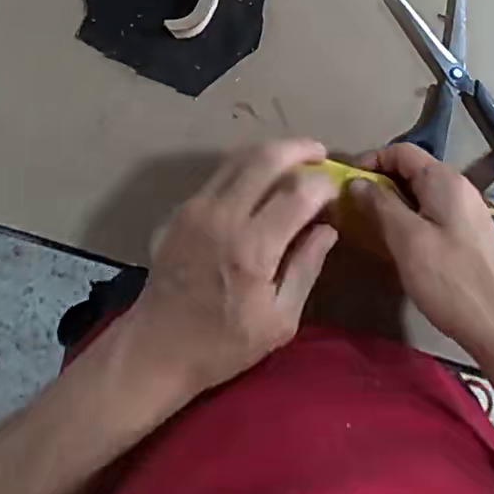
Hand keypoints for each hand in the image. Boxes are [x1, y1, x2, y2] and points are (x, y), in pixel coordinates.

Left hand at [120, 140, 340, 396]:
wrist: (157, 345)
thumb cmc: (224, 343)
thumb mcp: (279, 320)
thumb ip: (306, 267)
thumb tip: (328, 228)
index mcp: (253, 248)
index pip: (298, 193)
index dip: (323, 184)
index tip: (336, 189)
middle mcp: (224, 215)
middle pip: (266, 158)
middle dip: (298, 148)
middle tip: (319, 152)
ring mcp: (198, 206)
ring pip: (239, 157)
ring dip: (271, 151)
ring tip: (294, 157)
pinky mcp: (182, 207)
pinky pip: (220, 173)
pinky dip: (246, 165)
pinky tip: (260, 177)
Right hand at [350, 143, 493, 365]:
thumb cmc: (451, 280)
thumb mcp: (406, 239)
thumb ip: (379, 204)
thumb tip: (357, 181)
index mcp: (445, 180)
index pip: (401, 151)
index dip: (371, 160)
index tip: (348, 184)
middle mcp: (459, 188)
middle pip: (412, 170)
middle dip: (380, 183)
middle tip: (355, 207)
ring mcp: (469, 213)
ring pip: (421, 194)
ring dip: (394, 204)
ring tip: (372, 226)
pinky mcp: (472, 237)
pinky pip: (433, 214)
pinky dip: (411, 220)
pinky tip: (401, 245)